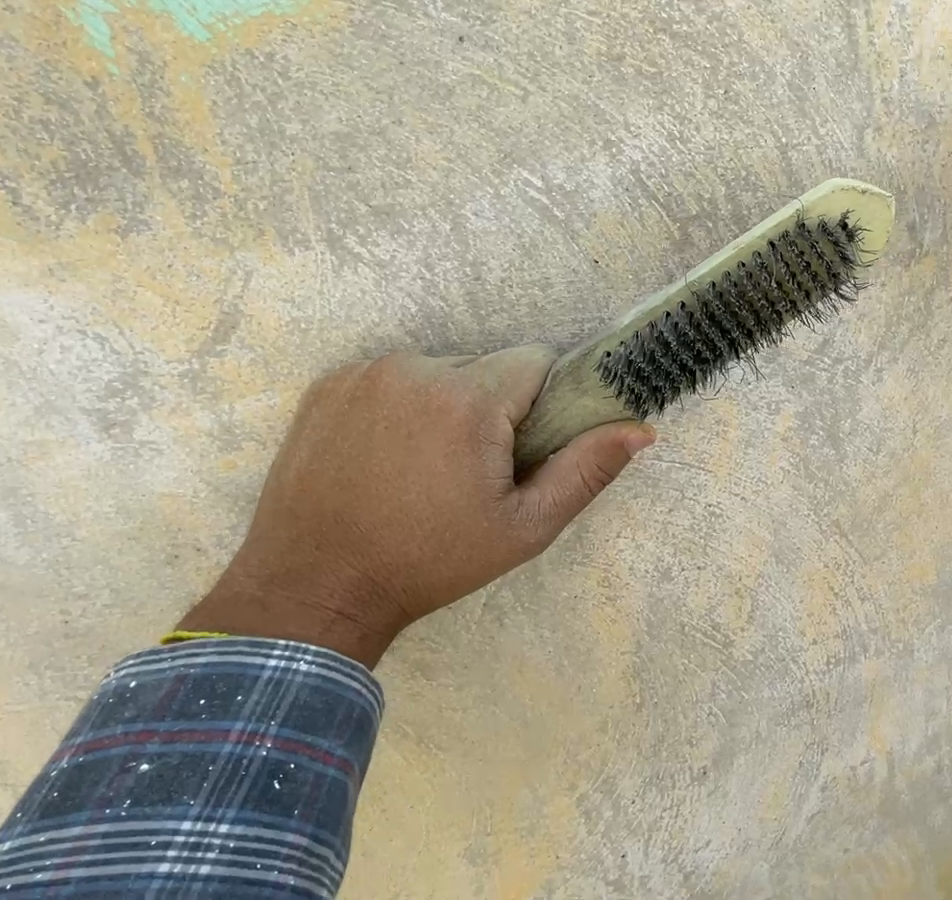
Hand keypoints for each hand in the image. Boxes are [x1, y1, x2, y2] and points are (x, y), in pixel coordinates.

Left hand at [176, 346, 654, 667]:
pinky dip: (406, 404)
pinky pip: (396, 377)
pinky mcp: (327, 385)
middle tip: (475, 468)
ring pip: (444, 369)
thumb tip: (643, 430)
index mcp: (468, 398)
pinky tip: (389, 454)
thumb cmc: (431, 561)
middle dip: (498, 405)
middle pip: (490, 365)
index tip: (522, 450)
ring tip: (428, 464)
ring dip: (453, 403)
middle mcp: (414, 368)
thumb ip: (587, 470)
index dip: (543, 404)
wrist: (309, 590)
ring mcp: (364, 373)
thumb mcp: (527, 527)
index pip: (537, 362)